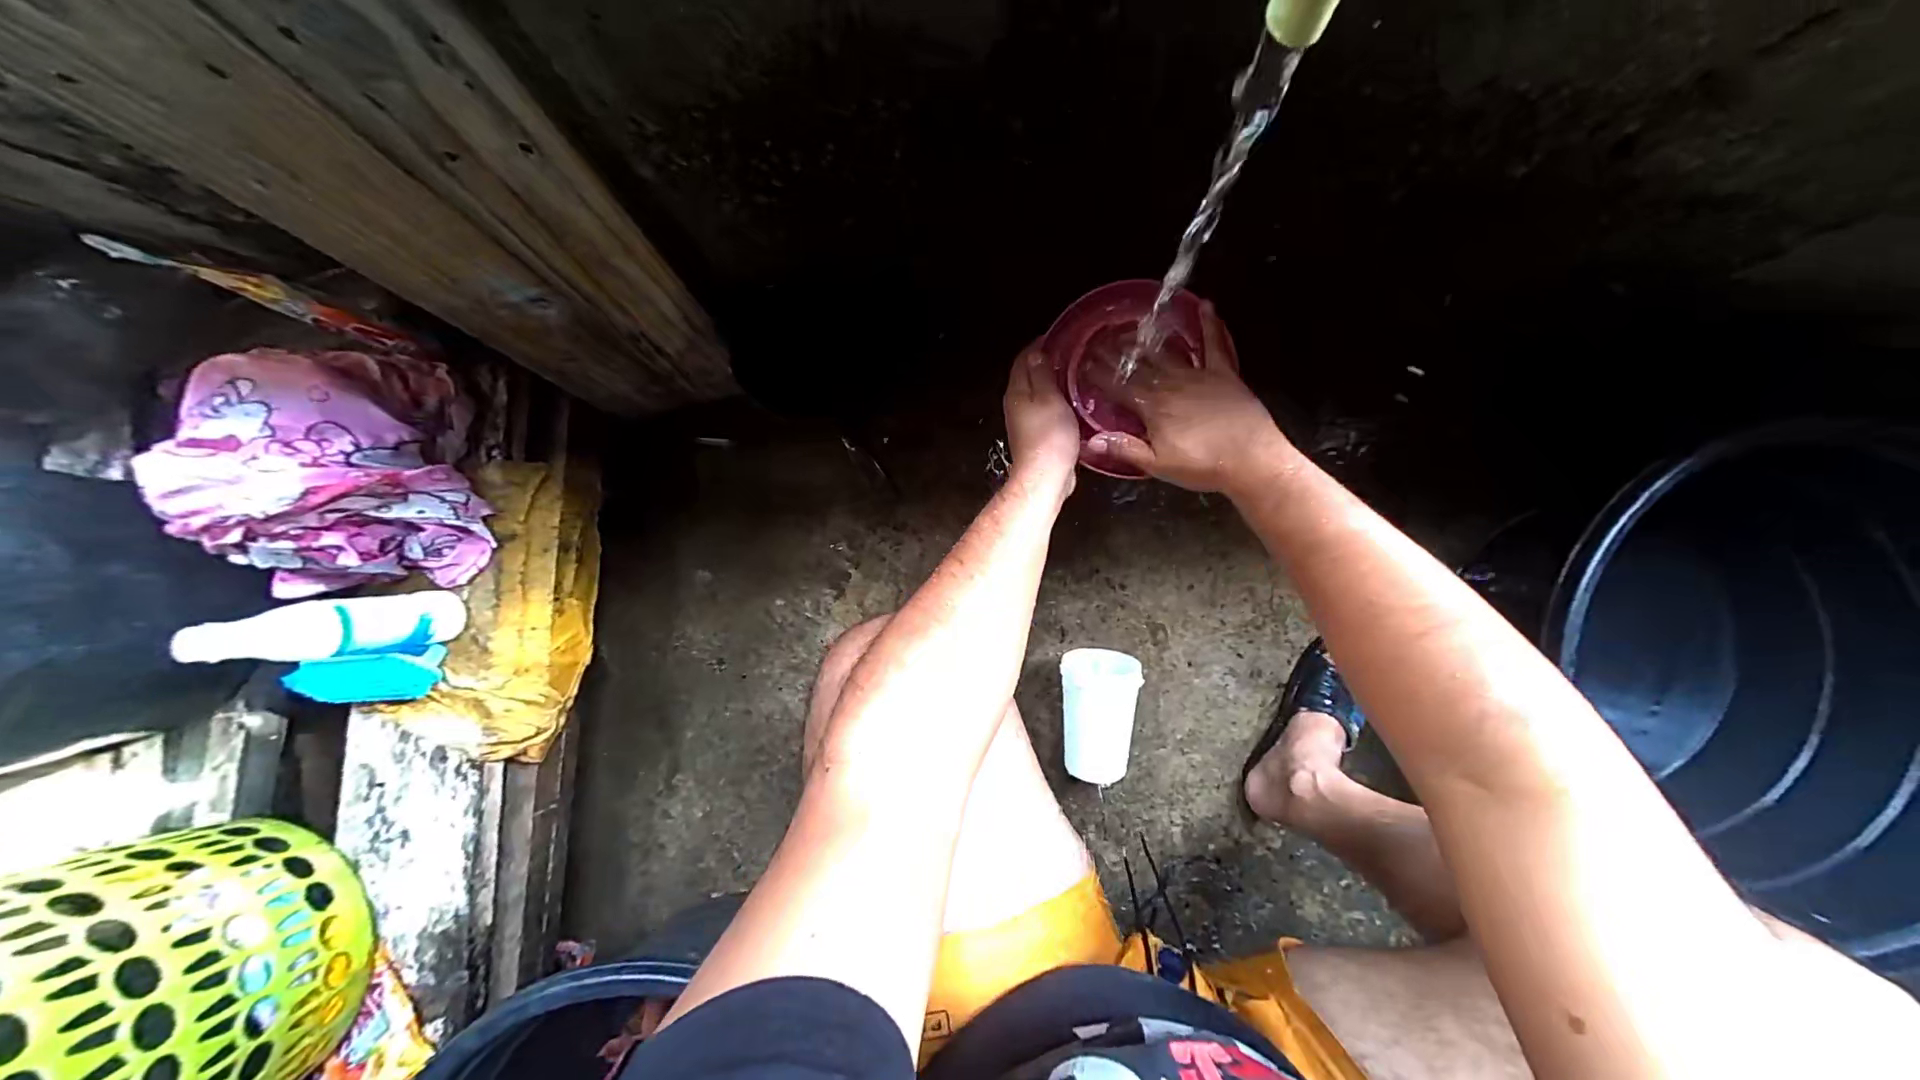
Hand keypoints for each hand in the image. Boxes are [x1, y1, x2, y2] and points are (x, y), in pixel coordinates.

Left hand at [1003, 343, 1080, 498]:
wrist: (1044, 476)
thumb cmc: (1049, 436)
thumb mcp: (1049, 397)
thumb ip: (1042, 374)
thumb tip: (1036, 352)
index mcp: (1017, 391)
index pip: (1024, 358)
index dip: (1040, 344)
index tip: (1060, 335)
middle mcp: (1015, 404)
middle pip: (1028, 375)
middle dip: (1047, 361)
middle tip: (1071, 353)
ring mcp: (1023, 421)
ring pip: (1037, 393)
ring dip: (1053, 382)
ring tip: (1075, 374)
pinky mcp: (1034, 436)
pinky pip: (1045, 410)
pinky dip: (1057, 401)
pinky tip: (1073, 402)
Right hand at [1082, 303, 1290, 494]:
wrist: (1251, 459)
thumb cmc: (1203, 466)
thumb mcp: (1159, 465)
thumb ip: (1125, 449)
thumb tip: (1091, 441)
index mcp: (1153, 408)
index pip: (1118, 387)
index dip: (1099, 375)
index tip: (1084, 364)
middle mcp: (1172, 385)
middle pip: (1138, 365)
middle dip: (1116, 353)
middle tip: (1101, 340)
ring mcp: (1199, 376)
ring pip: (1168, 351)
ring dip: (1150, 338)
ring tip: (1135, 326)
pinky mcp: (1224, 373)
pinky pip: (1214, 343)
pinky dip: (1209, 324)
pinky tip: (1205, 306)